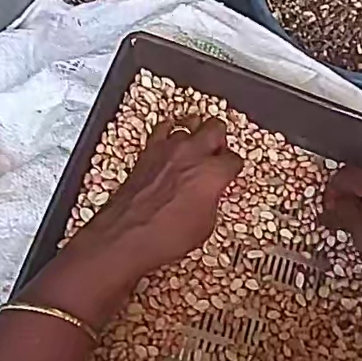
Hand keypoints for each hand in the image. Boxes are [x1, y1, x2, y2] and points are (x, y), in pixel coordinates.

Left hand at [76, 113, 243, 274]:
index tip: (230, 173)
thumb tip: (210, 194)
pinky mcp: (148, 151)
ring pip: (190, 124)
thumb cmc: (165, 235)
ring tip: (197, 145)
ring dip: (196, 134)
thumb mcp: (205, 225)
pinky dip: (170, 132)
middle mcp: (193, 154)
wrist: (127, 236)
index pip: (234, 160)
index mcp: (213, 173)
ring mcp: (169, 149)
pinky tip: (171, 140)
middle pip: (216, 128)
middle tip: (218, 151)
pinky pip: (163, 128)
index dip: (233, 168)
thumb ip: (212, 199)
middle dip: (220, 139)